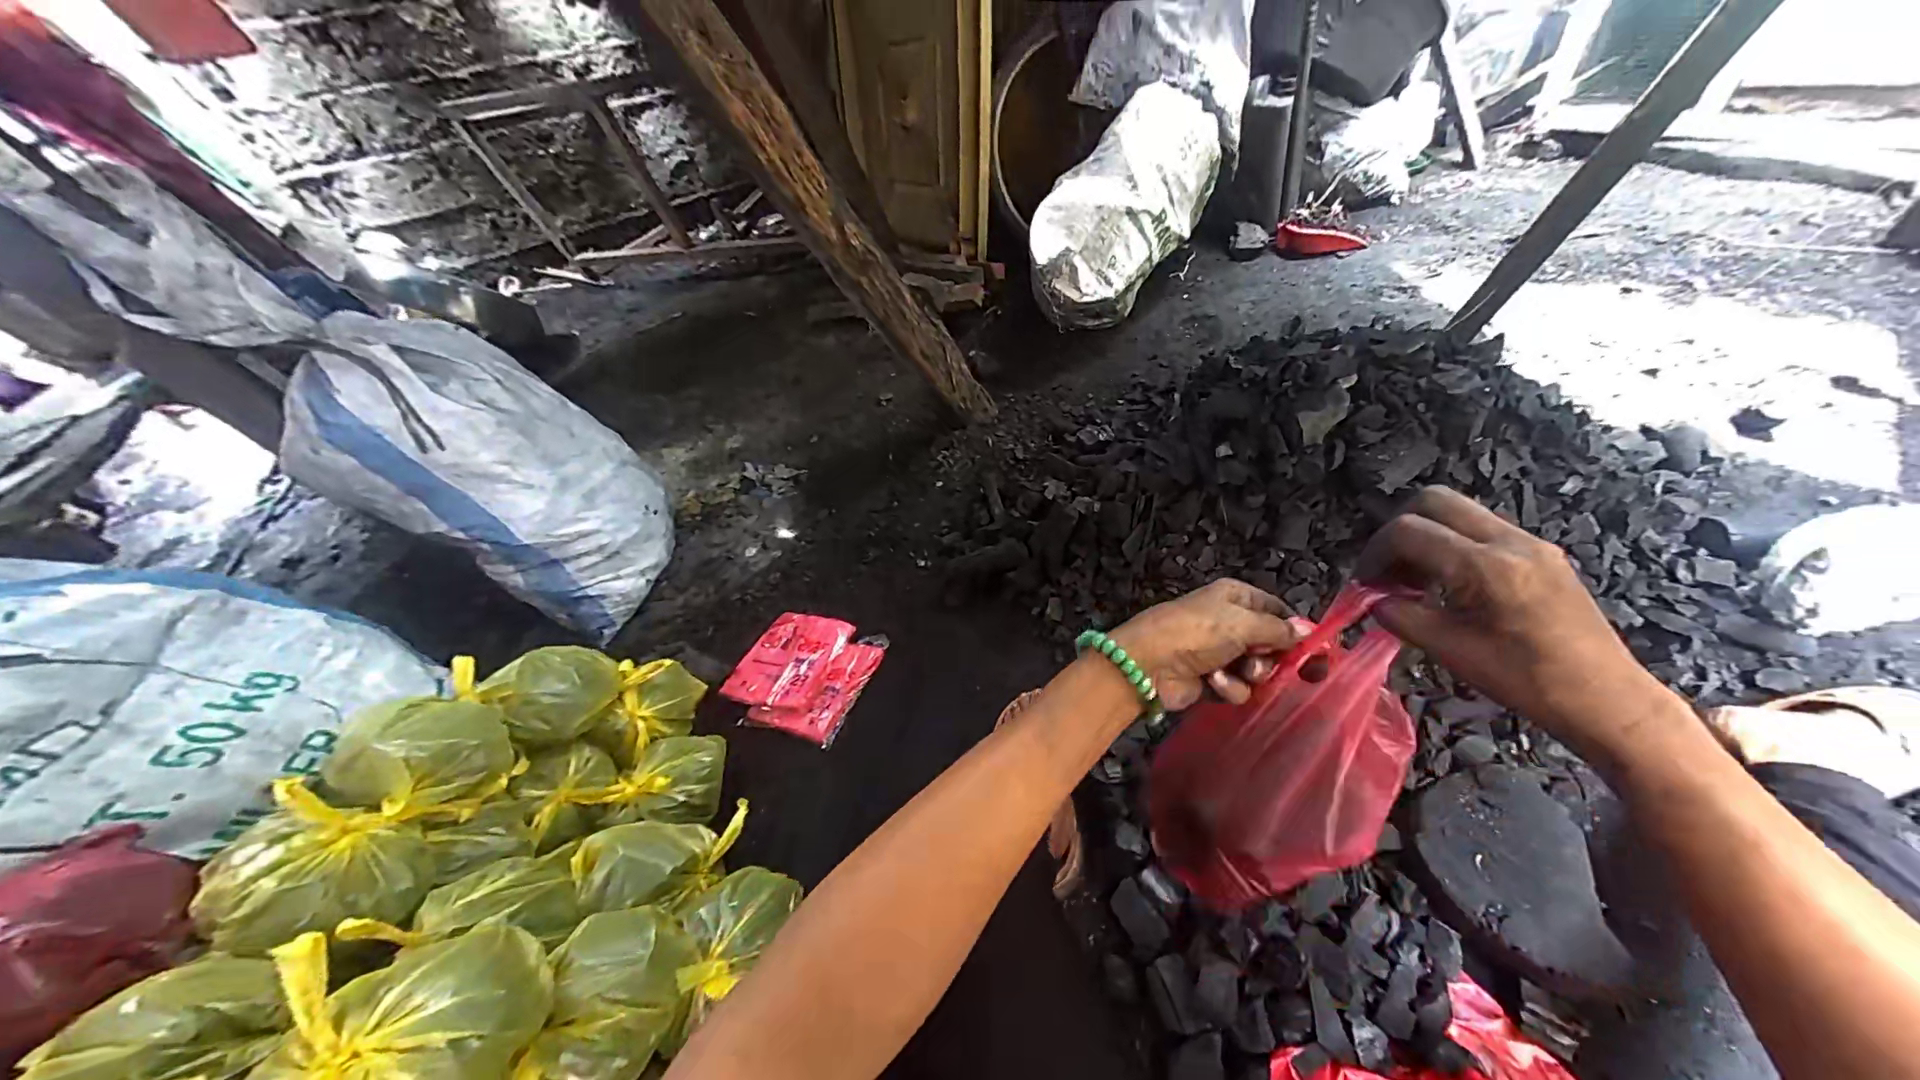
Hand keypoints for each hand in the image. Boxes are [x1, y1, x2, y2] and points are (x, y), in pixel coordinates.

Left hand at [1109, 579, 1303, 710]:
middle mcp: (1230, 622)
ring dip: (1250, 675)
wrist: (1148, 664)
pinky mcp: (1211, 680)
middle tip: (1278, 666)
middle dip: (1274, 659)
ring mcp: (1220, 652)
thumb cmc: (1196, 633)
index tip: (1321, 655)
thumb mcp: (1242, 623)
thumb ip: (1279, 630)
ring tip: (1232, 670)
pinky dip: (1229, 687)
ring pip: (1259, 671)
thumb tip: (1309, 630)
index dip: (1300, 633)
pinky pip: (1238, 688)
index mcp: (1237, 597)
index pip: (1281, 613)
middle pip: (1274, 646)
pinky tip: (1212, 682)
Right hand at [1356, 487, 1682, 762]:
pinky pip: (1480, 530)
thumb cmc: (1527, 681)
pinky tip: (1445, 584)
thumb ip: (1401, 616)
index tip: (1365, 584)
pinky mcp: (1540, 554)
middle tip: (1386, 570)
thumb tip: (1372, 600)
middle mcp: (1511, 542)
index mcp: (1487, 567)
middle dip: (1397, 531)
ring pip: (1458, 512)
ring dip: (1424, 536)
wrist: (1608, 699)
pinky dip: (1449, 545)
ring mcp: (1530, 544)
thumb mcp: (1451, 650)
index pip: (1408, 531)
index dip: (1374, 553)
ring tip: (1413, 581)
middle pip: (1434, 501)